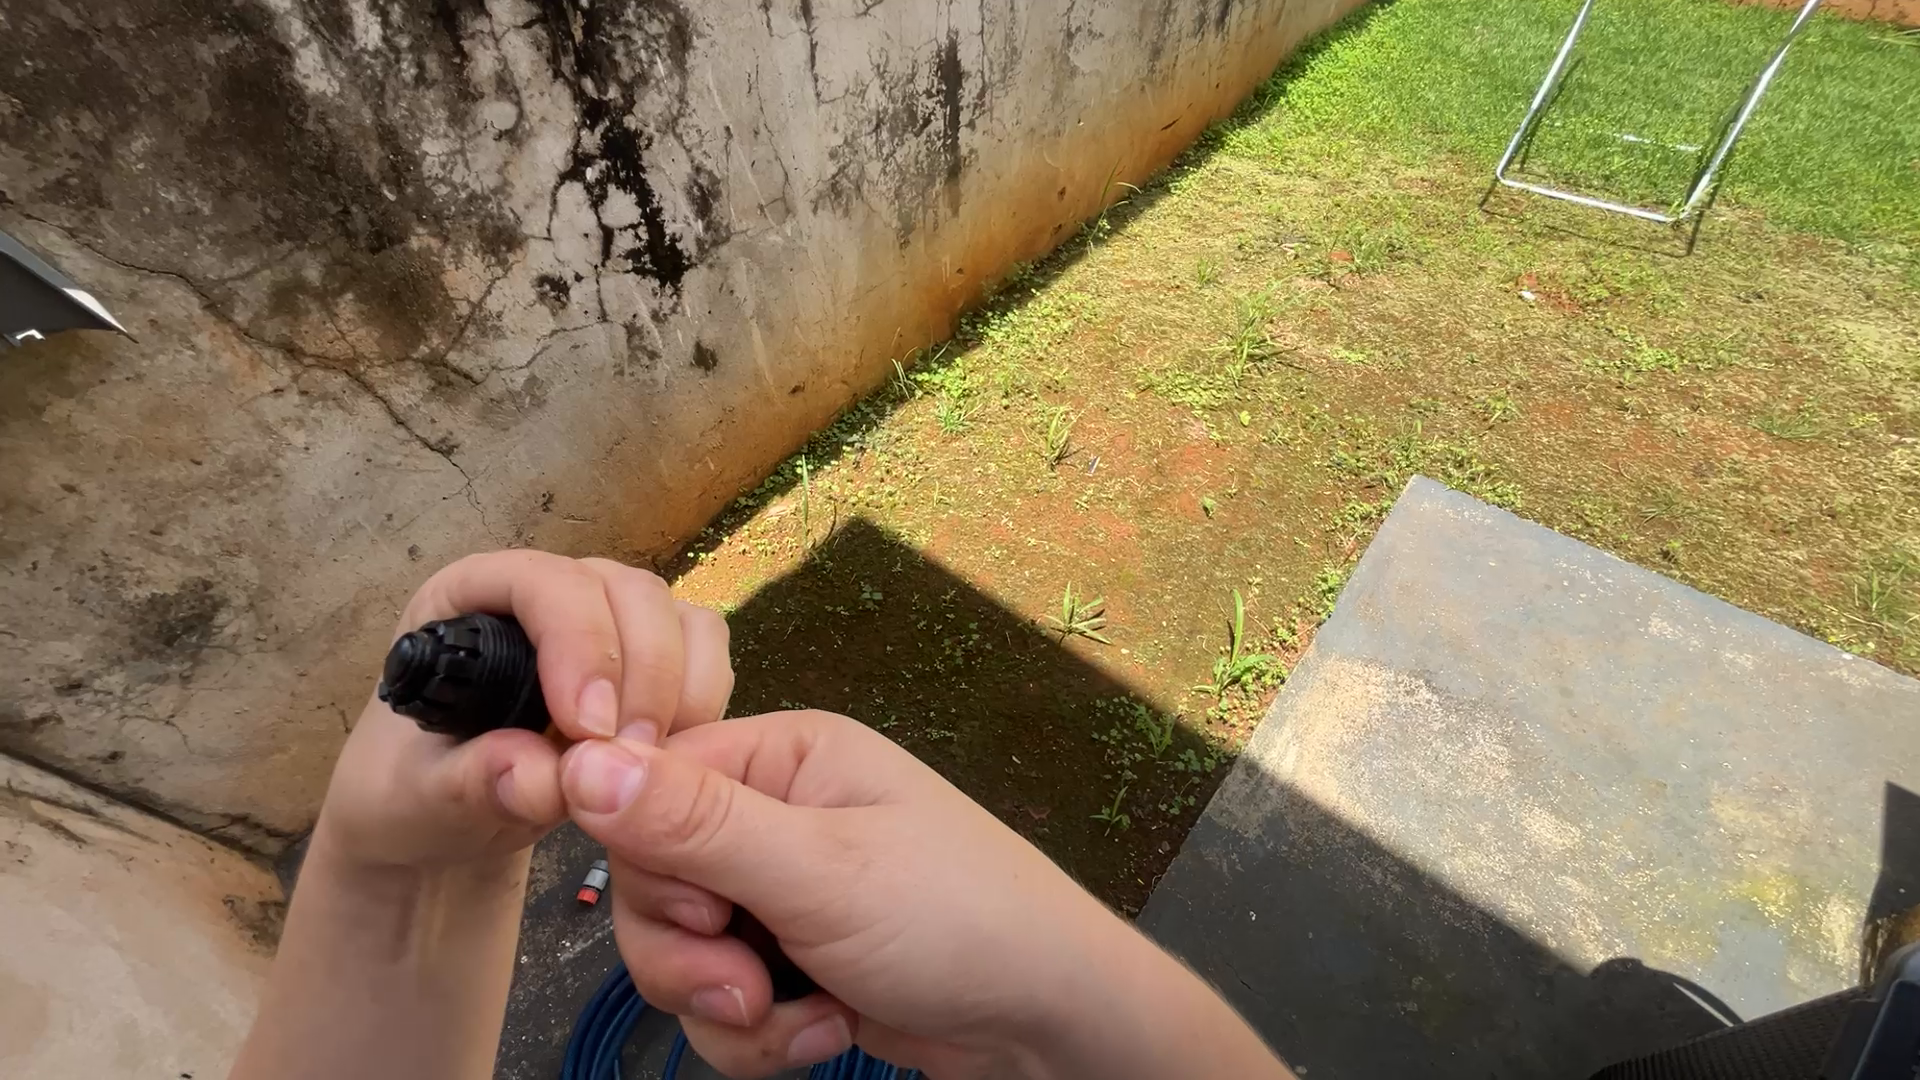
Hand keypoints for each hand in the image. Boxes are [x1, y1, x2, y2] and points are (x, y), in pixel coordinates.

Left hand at [315, 551, 734, 872]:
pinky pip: (709, 651)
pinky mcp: (666, 650)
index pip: (546, 582)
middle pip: (631, 593)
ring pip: (682, 618)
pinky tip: (671, 752)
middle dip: (643, 675)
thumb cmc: (420, 790)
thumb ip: (469, 781)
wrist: (458, 817)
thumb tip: (540, 775)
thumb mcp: (416, 799)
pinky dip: (704, 699)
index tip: (588, 729)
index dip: (579, 643)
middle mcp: (561, 590)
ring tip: (650, 763)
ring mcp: (620, 617)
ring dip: (681, 690)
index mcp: (477, 595)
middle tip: (627, 760)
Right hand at [559, 711, 1288, 1078]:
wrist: (1041, 1014)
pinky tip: (824, 1028)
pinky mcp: (793, 953)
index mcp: (788, 757)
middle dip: (690, 951)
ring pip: (682, 949)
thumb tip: (580, 761)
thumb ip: (698, 825)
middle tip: (747, 983)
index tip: (693, 913)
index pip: (654, 784)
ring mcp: (785, 886)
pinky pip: (722, 997)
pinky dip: (761, 1033)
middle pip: (656, 878)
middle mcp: (779, 811)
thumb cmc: (949, 914)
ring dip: (728, 1006)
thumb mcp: (819, 870)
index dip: (645, 858)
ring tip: (801, 1015)